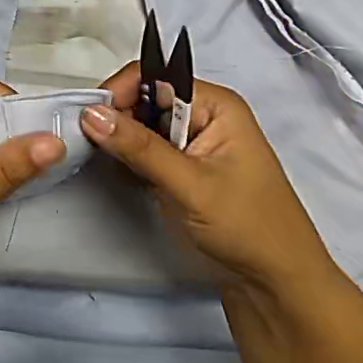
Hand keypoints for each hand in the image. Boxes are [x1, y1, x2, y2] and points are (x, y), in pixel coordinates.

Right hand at [87, 62, 343, 296]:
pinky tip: (119, 172)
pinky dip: (125, 158)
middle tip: (86, 141)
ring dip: (118, 139)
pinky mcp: (179, 166)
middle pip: (142, 98)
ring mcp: (190, 142)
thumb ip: (140, 148)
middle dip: (114, 116)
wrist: (276, 284)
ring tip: (100, 157)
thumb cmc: (250, 229)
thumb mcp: (191, 186)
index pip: (153, 78)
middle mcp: (202, 115)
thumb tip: (92, 114)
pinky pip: (142, 148)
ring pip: (138, 124)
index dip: (118, 92)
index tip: (87, 118)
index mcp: (216, 105)